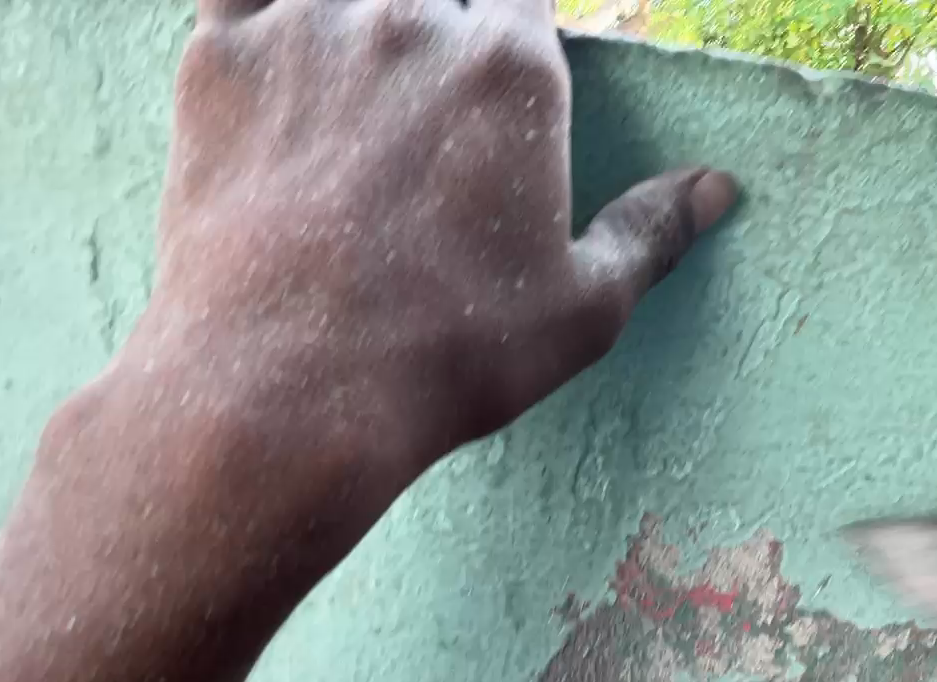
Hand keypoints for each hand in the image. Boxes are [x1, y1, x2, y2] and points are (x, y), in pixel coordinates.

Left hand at [46, 0, 735, 599]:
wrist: (295, 387)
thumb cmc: (454, 354)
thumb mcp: (584, 311)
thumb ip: (651, 233)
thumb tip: (717, 187)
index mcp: (513, 69)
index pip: (532, 9)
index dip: (523, 50)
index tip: (509, 103)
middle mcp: (414, 15)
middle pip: (443, 0)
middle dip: (448, 47)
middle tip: (434, 143)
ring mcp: (306, 25)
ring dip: (366, 35)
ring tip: (372, 130)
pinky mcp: (218, 59)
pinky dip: (261, 20)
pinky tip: (275, 60)